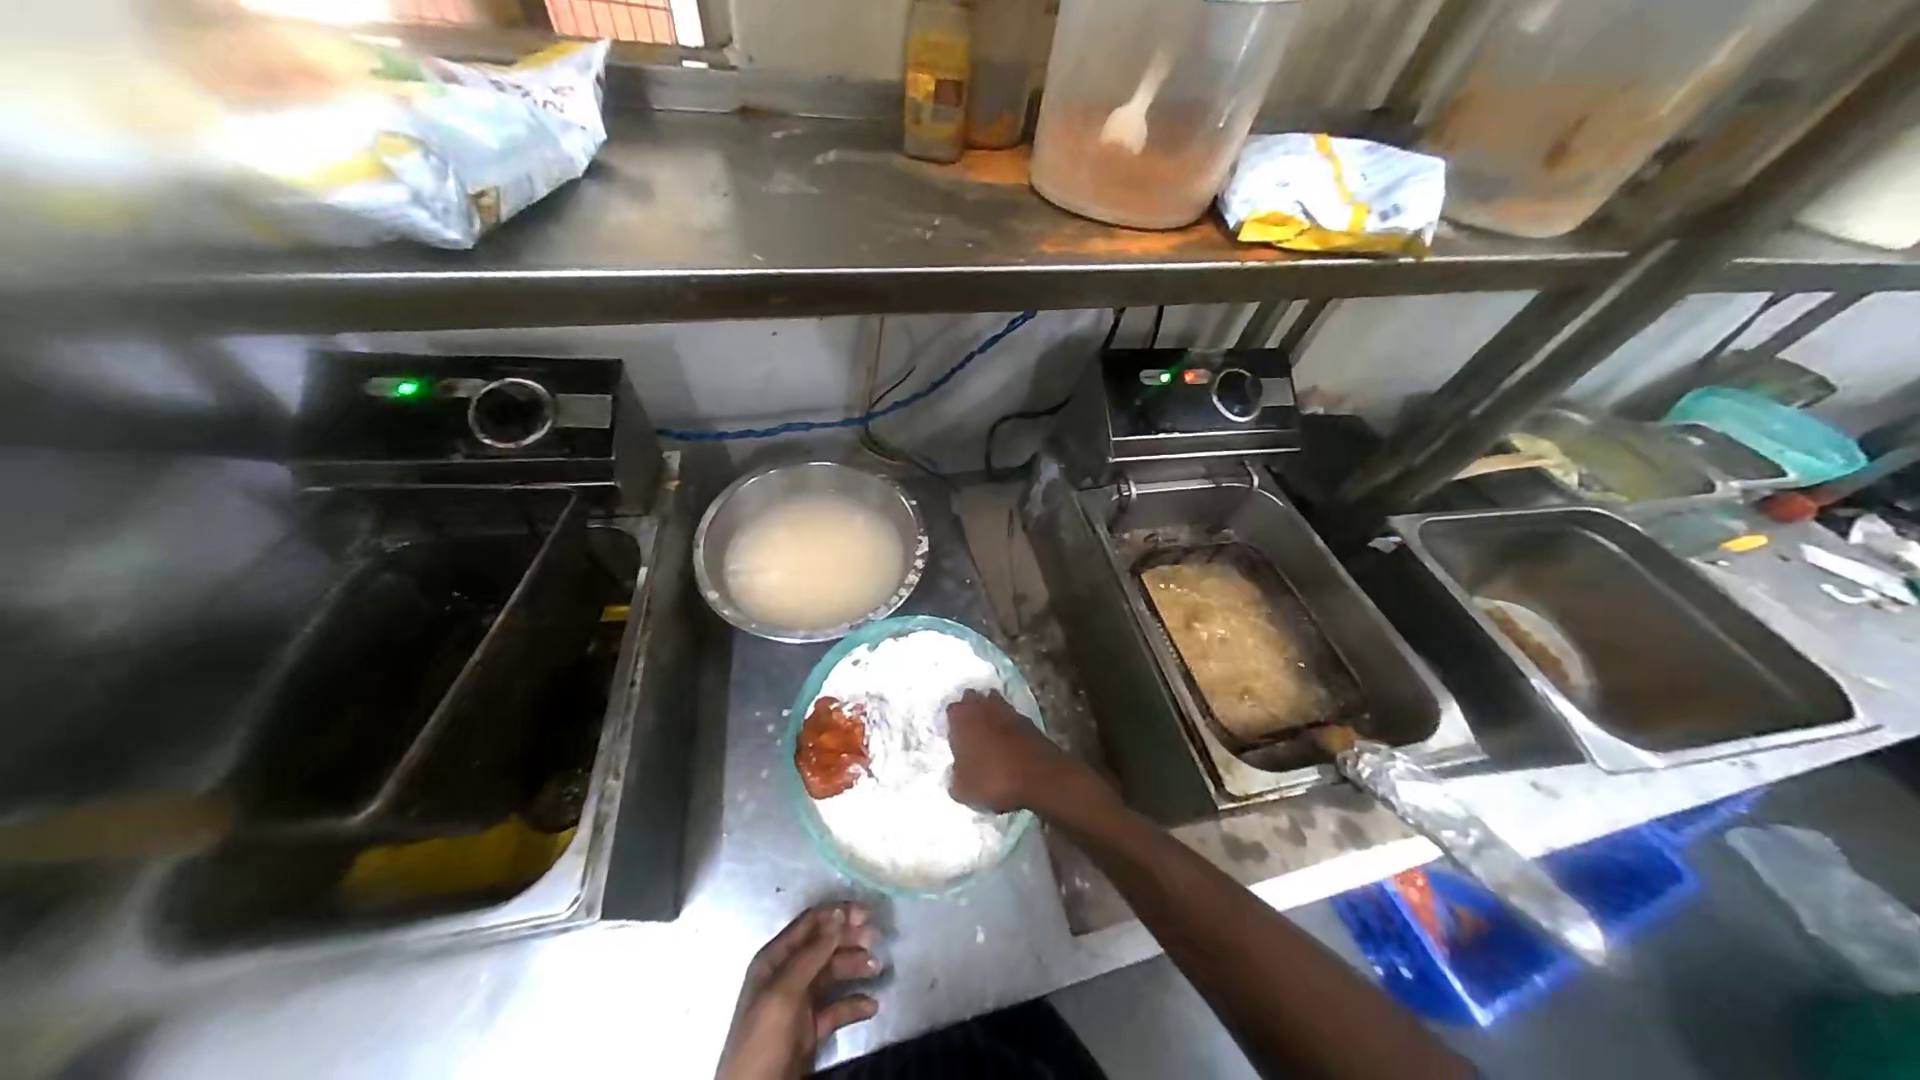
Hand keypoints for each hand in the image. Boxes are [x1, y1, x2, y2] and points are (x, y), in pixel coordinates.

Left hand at [714, 902, 882, 1079]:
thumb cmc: (763, 1040)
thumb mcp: (784, 993)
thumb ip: (811, 953)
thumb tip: (838, 913)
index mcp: (775, 960)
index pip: (810, 924)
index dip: (837, 914)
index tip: (867, 914)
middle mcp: (788, 975)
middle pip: (824, 946)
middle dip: (850, 939)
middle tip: (877, 940)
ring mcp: (800, 1003)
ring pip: (833, 974)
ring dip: (856, 968)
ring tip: (878, 971)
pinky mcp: (811, 1030)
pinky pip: (837, 1008)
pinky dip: (855, 1004)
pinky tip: (871, 1006)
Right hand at [947, 689, 1105, 815]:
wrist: (1039, 776)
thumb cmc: (993, 778)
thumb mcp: (962, 789)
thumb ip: (954, 777)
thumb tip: (956, 774)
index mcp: (961, 717)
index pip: (952, 710)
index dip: (953, 723)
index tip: (955, 739)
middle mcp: (983, 706)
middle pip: (974, 700)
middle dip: (972, 711)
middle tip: (971, 733)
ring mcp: (1008, 710)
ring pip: (995, 704)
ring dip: (992, 715)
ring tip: (990, 736)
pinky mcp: (1029, 720)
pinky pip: (1012, 719)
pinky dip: (1009, 727)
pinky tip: (1010, 744)